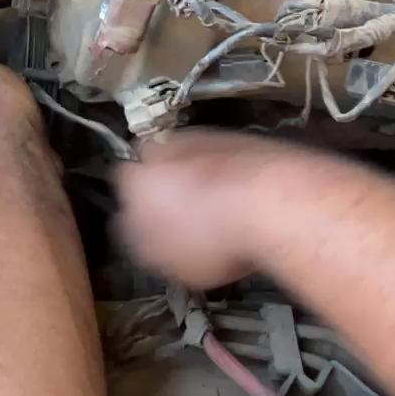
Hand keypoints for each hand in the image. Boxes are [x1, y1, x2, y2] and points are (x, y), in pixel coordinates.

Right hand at [113, 131, 302, 288]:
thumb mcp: (160, 256)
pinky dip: (229, 181)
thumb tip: (129, 230)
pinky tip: (244, 208)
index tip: (152, 226)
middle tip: (186, 222)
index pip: (123, 187)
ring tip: (221, 221)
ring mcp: (200, 139)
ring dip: (200, 184)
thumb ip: (135, 239)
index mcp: (133, 176)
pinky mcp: (236, 139)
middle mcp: (161, 148)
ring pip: (190, 163)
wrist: (271, 201)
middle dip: (168, 189)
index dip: (138, 208)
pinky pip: (223, 163)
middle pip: (156, 168)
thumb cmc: (211, 234)